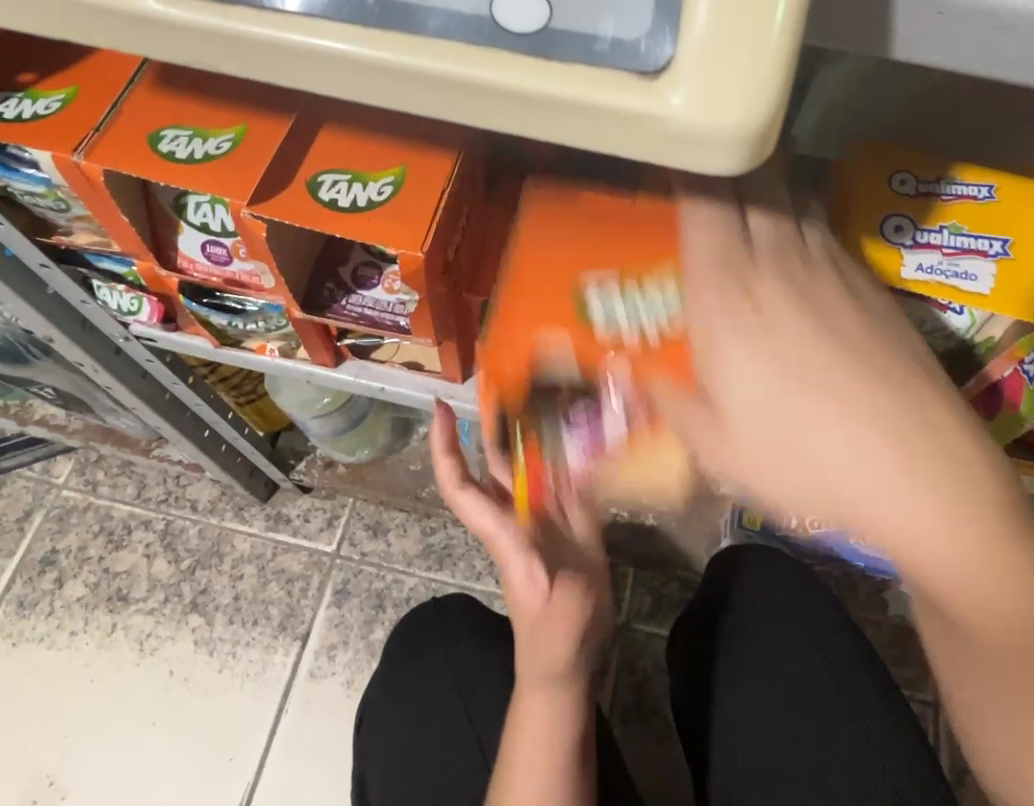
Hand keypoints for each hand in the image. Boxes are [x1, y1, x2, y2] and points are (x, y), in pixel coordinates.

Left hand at [427, 402, 615, 690]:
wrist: (567, 660)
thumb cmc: (555, 635)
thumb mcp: (561, 594)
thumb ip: (564, 541)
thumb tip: (568, 491)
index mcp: (504, 531)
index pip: (462, 484)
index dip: (446, 448)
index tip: (441, 407)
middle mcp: (519, 514)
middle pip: (497, 459)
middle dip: (496, 419)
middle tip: (509, 372)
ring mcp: (545, 516)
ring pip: (532, 461)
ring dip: (536, 427)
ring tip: (553, 385)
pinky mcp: (573, 521)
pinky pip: (569, 476)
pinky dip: (575, 450)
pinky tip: (593, 426)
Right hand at [650, 170, 1025, 559]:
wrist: (922, 470)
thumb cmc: (803, 460)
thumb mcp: (716, 448)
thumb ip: (672, 401)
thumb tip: (644, 375)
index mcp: (727, 295)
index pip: (703, 202)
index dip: (686, 170)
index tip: (670, 160)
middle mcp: (777, 262)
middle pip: (754, 180)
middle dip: (728, 160)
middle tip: (706, 164)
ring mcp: (831, 266)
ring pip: (793, 197)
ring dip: (767, 186)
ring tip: (749, 194)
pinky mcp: (870, 282)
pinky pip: (823, 230)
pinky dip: (800, 224)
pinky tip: (797, 253)